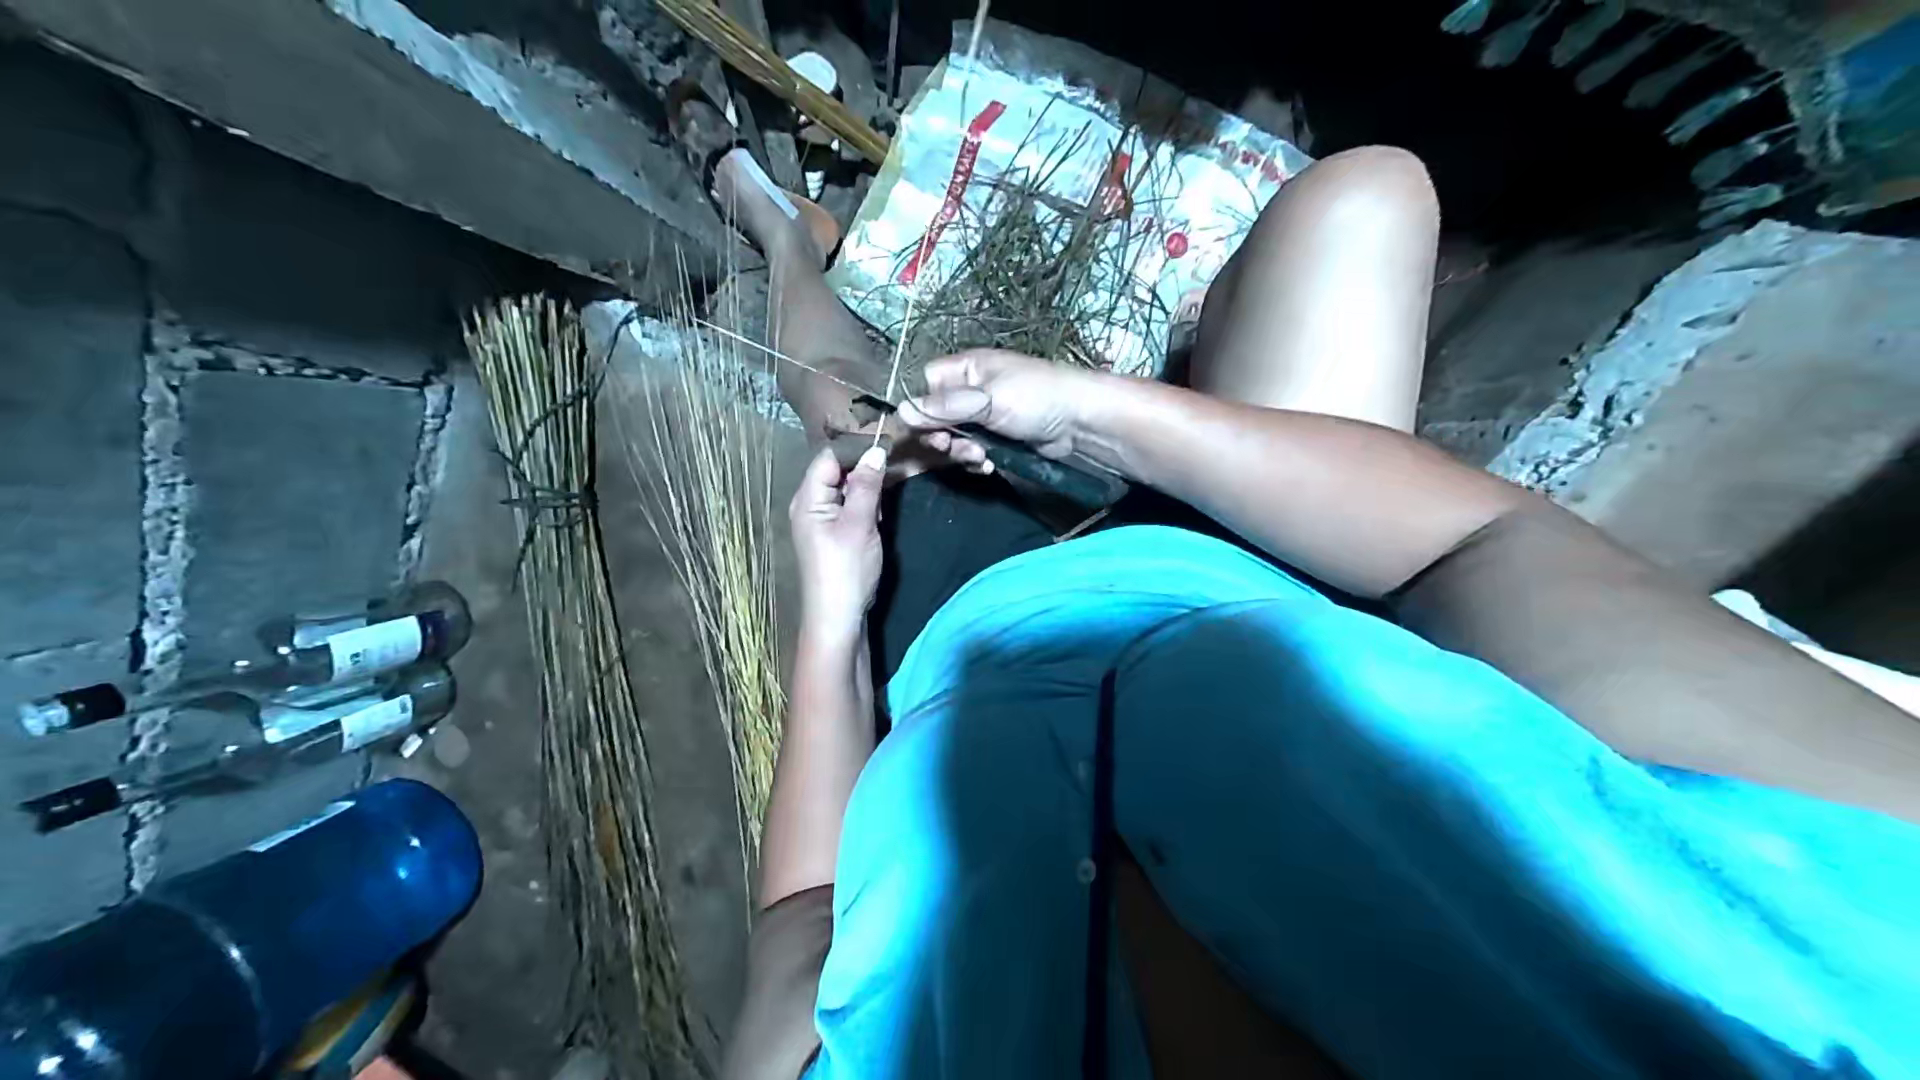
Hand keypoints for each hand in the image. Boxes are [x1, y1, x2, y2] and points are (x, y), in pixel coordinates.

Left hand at [789, 443, 886, 639]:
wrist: (838, 618)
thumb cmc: (846, 570)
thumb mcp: (860, 523)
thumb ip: (866, 485)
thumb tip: (876, 451)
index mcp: (807, 498)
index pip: (829, 457)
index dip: (856, 450)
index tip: (887, 447)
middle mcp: (809, 504)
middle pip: (836, 471)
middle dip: (864, 470)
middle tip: (892, 475)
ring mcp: (819, 520)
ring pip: (845, 489)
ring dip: (867, 490)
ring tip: (886, 500)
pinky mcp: (832, 534)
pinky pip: (848, 507)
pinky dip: (864, 506)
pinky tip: (878, 517)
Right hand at [895, 349, 1110, 469]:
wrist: (1081, 423)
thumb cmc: (1035, 399)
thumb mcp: (987, 400)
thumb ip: (944, 408)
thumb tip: (900, 412)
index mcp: (967, 369)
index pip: (926, 384)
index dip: (924, 406)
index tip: (928, 427)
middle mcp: (971, 390)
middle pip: (936, 416)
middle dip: (943, 435)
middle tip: (952, 446)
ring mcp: (985, 416)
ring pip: (953, 437)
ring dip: (961, 451)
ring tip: (980, 457)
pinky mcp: (997, 439)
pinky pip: (972, 451)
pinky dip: (976, 460)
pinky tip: (988, 465)